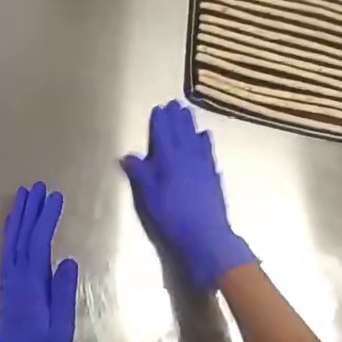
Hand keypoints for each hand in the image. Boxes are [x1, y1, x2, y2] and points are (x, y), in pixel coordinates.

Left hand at [0, 182, 78, 341]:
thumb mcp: (60, 327)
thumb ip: (62, 293)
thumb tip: (67, 261)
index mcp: (31, 284)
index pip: (38, 242)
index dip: (46, 218)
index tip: (55, 197)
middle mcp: (16, 276)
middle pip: (22, 235)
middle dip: (31, 209)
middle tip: (38, 185)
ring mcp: (9, 279)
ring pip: (12, 240)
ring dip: (19, 216)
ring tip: (24, 195)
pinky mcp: (7, 285)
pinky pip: (8, 250)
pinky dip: (11, 232)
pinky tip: (15, 223)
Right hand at [121, 102, 257, 289]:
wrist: (205, 237)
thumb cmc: (171, 217)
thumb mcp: (148, 196)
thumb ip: (140, 173)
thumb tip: (128, 156)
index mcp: (169, 159)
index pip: (163, 134)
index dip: (160, 121)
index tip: (160, 108)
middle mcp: (187, 157)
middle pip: (182, 132)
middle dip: (177, 118)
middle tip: (176, 104)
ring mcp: (203, 166)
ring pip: (196, 138)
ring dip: (191, 125)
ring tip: (188, 114)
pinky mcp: (213, 177)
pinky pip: (208, 151)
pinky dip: (204, 142)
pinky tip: (204, 138)